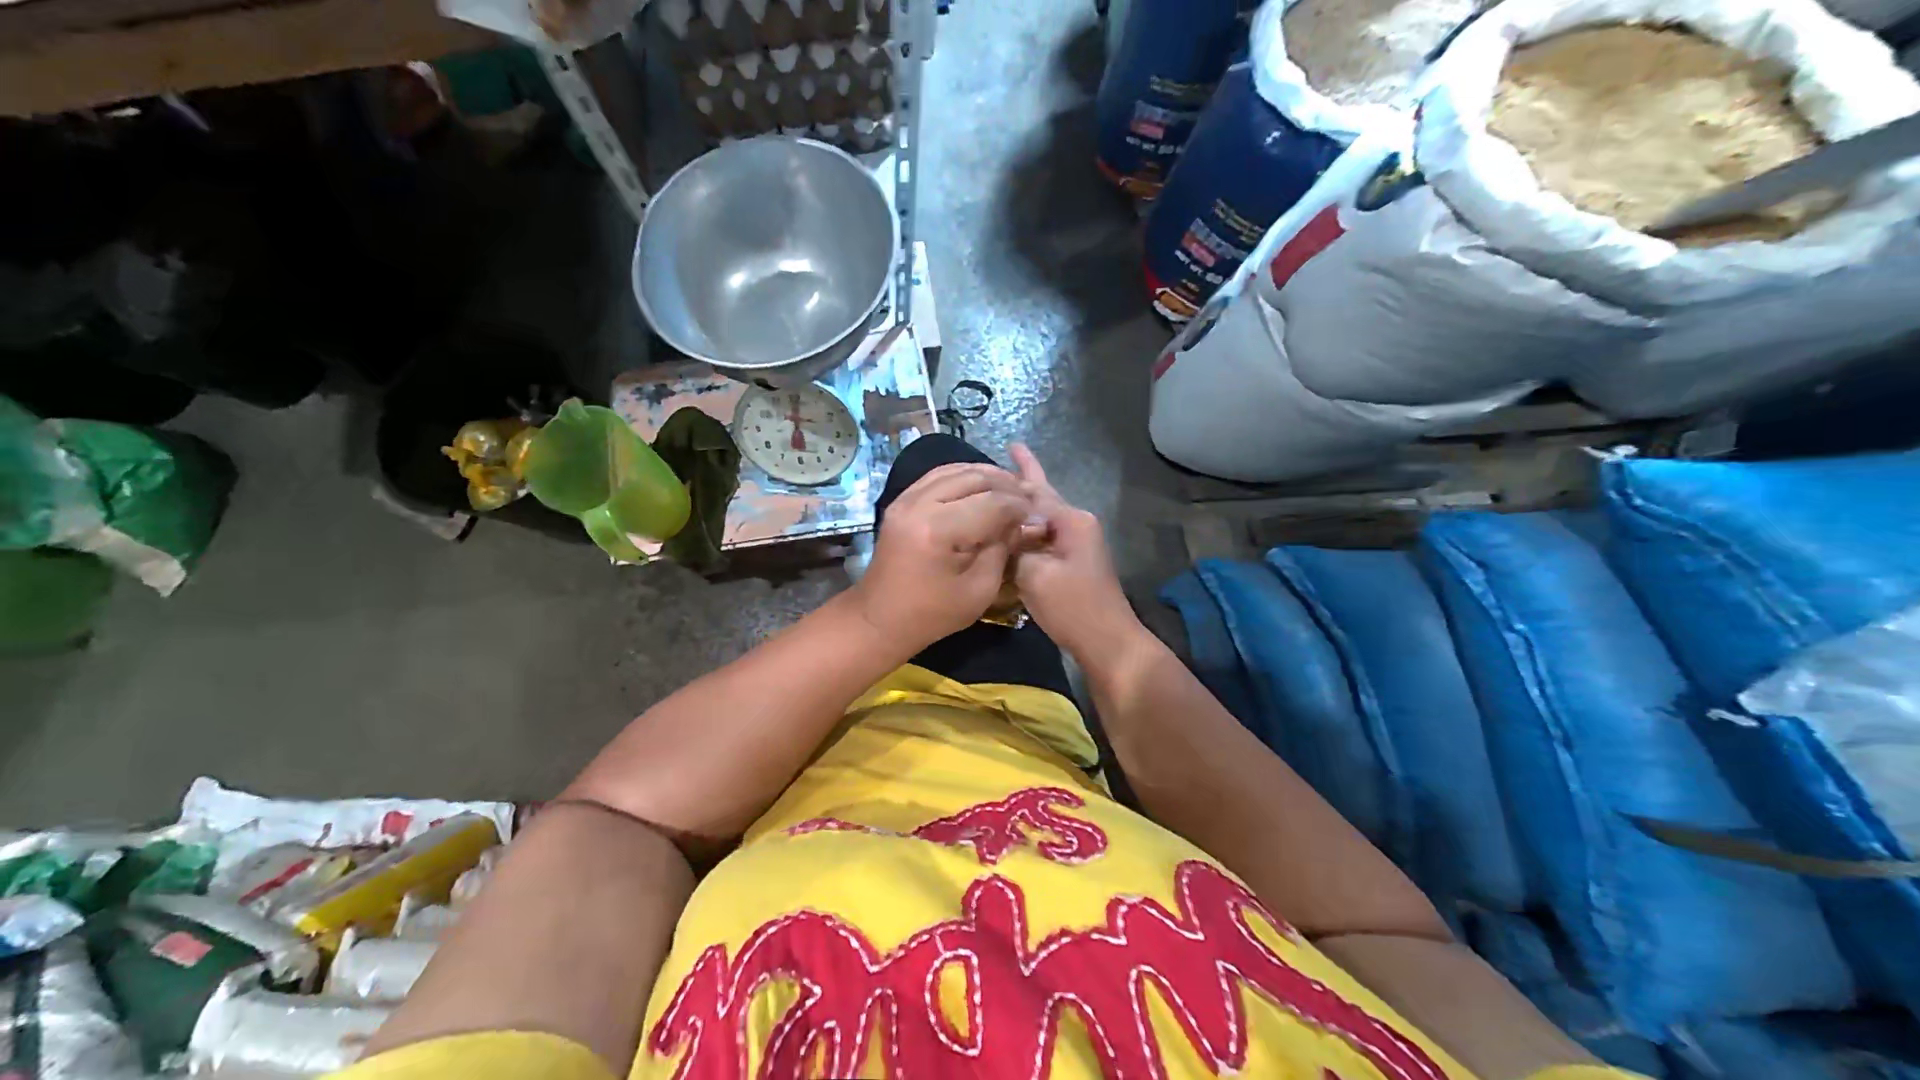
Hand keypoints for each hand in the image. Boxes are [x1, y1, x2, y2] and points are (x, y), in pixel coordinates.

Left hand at [849, 462, 1033, 653]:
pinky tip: (983, 488)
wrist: (880, 618)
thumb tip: (1026, 521)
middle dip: (1007, 486)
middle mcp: (919, 505)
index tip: (1038, 516)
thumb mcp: (980, 589)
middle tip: (1028, 501)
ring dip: (987, 476)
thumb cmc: (933, 614)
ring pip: (956, 470)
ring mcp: (906, 498)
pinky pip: (939, 475)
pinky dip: (965, 476)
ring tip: (1011, 491)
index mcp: (938, 531)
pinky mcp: (902, 500)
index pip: (992, 502)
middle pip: (975, 478)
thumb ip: (1004, 547)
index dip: (1020, 506)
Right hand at [1009, 444, 1149, 661]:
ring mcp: (1077, 544)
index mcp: (1071, 521)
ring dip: (1022, 504)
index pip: (1037, 490)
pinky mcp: (1071, 563)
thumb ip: (1015, 546)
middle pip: (1043, 497)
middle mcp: (1077, 525)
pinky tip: (1009, 529)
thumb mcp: (1035, 574)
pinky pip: (1043, 536)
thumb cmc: (1072, 606)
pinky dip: (1025, 528)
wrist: (1106, 641)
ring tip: (999, 489)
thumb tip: (1000, 529)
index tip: (1009, 446)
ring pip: (1042, 517)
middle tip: (1003, 460)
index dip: (1019, 471)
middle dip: (1022, 480)